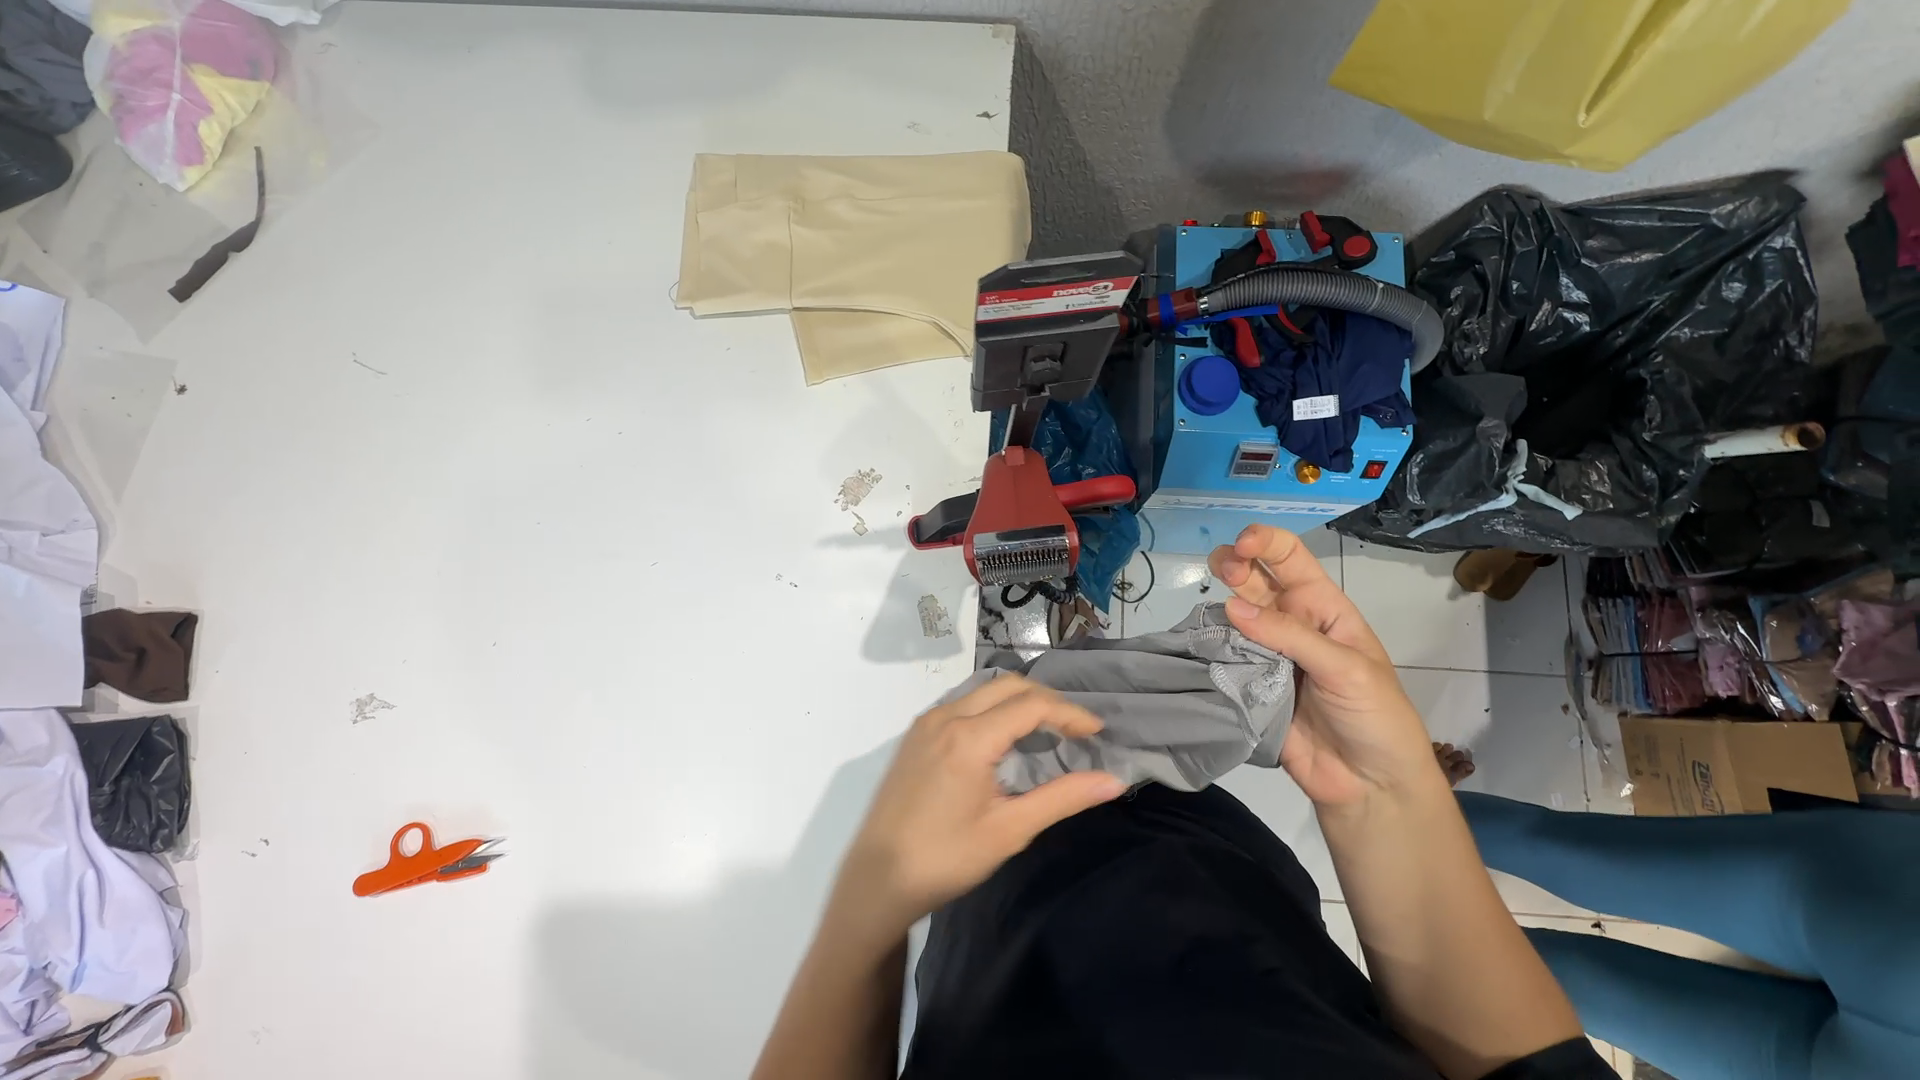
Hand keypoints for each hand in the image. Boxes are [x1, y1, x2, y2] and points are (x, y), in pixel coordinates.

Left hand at [838, 675, 1126, 929]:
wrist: (877, 880)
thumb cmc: (945, 859)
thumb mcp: (1009, 830)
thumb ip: (1062, 798)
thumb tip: (1113, 782)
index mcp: (968, 738)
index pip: (1031, 705)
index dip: (1069, 713)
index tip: (1097, 733)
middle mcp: (944, 717)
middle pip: (1007, 686)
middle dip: (1047, 700)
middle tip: (1076, 728)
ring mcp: (924, 724)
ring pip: (982, 691)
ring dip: (1018, 700)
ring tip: (1047, 729)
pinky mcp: (914, 737)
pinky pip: (961, 704)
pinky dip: (991, 709)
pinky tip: (1004, 738)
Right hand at [1208, 526, 1441, 808]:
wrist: (1369, 785)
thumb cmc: (1376, 716)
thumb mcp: (1347, 669)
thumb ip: (1291, 636)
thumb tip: (1231, 606)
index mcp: (1322, 608)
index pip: (1290, 559)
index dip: (1265, 543)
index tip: (1241, 546)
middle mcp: (1289, 624)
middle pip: (1252, 580)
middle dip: (1232, 565)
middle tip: (1224, 572)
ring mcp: (1265, 656)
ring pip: (1230, 619)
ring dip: (1216, 610)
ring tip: (1211, 617)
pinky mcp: (1246, 688)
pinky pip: (1221, 661)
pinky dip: (1208, 652)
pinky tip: (1199, 648)